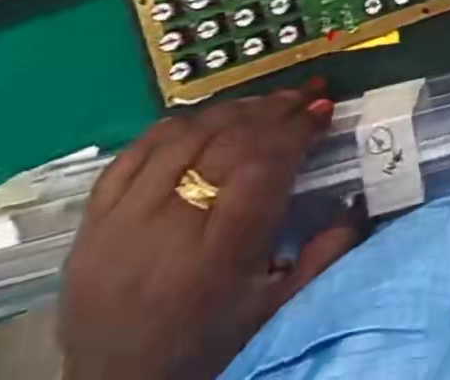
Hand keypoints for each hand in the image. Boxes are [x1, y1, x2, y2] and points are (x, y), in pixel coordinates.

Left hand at [61, 85, 363, 379]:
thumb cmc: (202, 353)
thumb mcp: (268, 318)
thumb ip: (318, 262)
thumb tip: (356, 209)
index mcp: (213, 263)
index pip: (258, 170)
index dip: (293, 132)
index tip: (320, 111)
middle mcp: (164, 231)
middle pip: (224, 144)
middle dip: (271, 112)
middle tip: (302, 96)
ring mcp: (121, 219)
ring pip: (184, 136)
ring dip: (230, 111)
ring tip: (263, 104)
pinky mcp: (94, 215)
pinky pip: (137, 148)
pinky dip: (177, 125)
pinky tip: (206, 119)